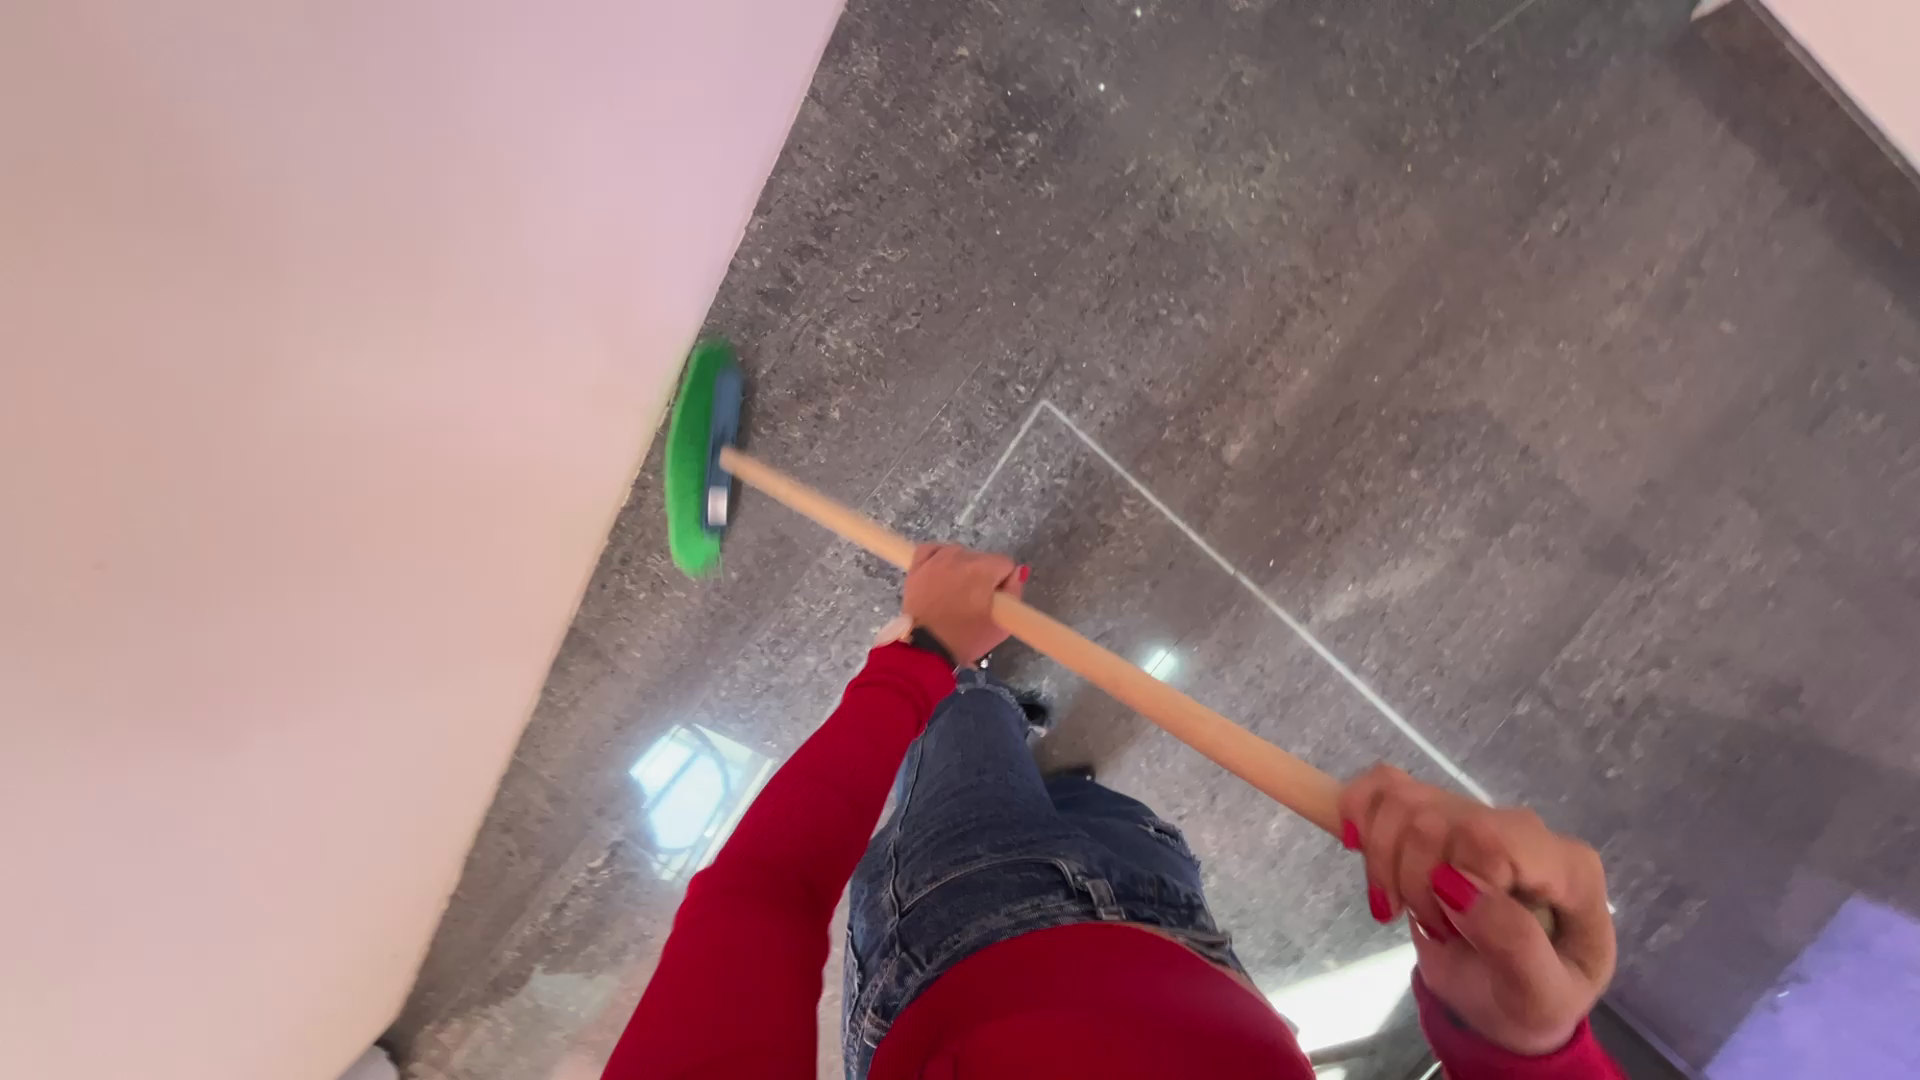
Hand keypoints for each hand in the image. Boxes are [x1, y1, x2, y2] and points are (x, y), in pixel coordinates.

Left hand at [900, 544, 1025, 666]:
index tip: (995, 601)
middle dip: (983, 577)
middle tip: (974, 602)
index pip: (1006, 564)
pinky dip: (939, 558)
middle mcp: (960, 556)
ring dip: (961, 568)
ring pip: (959, 553)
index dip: (1004, 583)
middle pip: (982, 559)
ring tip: (955, 593)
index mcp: (984, 569)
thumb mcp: (1002, 625)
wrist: (925, 648)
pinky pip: (933, 550)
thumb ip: (1015, 593)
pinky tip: (941, 572)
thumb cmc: (966, 638)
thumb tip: (1017, 572)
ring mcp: (936, 559)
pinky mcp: (917, 565)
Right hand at [1338, 765, 1614, 1055]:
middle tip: (1433, 928)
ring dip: (1381, 860)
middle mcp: (1519, 826)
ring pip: (1397, 800)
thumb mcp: (1540, 996)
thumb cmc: (1524, 999)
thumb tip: (1456, 883)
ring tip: (1400, 902)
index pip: (1487, 839)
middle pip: (1431, 818)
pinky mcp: (1428, 808)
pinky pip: (1379, 783)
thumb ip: (1515, 944)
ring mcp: (1470, 811)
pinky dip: (1356, 812)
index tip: (1456, 930)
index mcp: (1566, 866)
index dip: (1452, 881)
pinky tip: (1358, 846)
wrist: (1492, 995)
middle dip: (1411, 882)